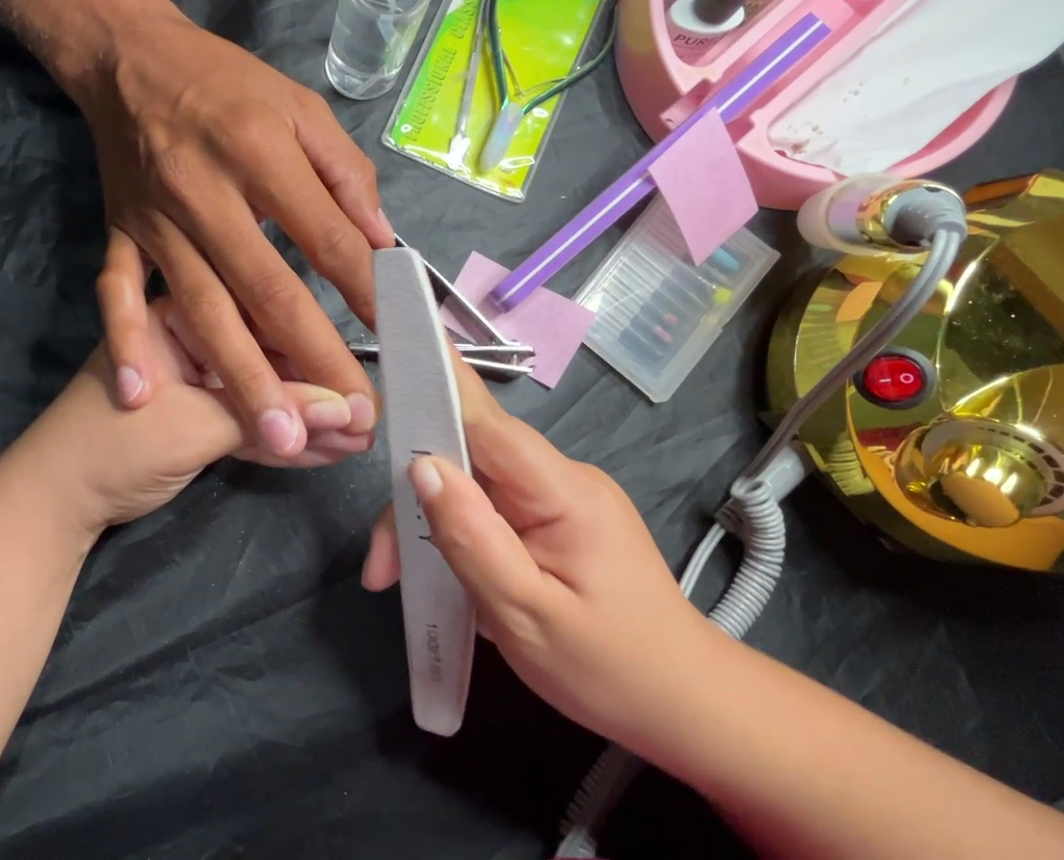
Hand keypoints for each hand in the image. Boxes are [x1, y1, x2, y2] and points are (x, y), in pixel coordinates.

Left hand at [19, 299, 373, 536]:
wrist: (53, 503)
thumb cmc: (110, 444)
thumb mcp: (191, 425)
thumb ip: (268, 415)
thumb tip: (345, 410)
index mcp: (180, 316)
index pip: (261, 323)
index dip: (315, 355)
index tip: (362, 383)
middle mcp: (194, 339)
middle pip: (270, 361)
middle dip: (319, 394)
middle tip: (370, 419)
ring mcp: (198, 383)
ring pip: (264, 397)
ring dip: (307, 423)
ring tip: (359, 442)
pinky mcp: (200, 421)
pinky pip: (251, 425)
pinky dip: (284, 441)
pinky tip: (327, 451)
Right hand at [74, 12, 394, 459]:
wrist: (129, 60)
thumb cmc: (226, 82)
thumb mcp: (299, 105)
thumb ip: (346, 172)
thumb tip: (384, 242)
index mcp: (259, 153)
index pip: (326, 238)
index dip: (367, 292)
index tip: (402, 343)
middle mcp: (206, 195)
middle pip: (265, 291)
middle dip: (312, 358)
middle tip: (348, 418)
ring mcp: (156, 223)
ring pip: (202, 310)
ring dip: (240, 375)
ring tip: (275, 437)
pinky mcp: (119, 236)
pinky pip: (118, 294)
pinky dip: (126, 343)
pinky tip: (140, 394)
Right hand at [360, 362, 708, 736]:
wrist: (681, 705)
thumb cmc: (607, 668)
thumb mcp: (523, 612)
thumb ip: (470, 537)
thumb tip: (422, 466)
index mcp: (564, 492)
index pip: (489, 424)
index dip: (438, 392)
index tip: (394, 357)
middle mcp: (564, 479)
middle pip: (470, 458)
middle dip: (418, 498)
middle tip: (382, 569)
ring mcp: (560, 499)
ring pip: (475, 485)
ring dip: (432, 523)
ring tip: (398, 580)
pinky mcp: (555, 521)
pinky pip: (492, 508)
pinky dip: (457, 534)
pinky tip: (439, 574)